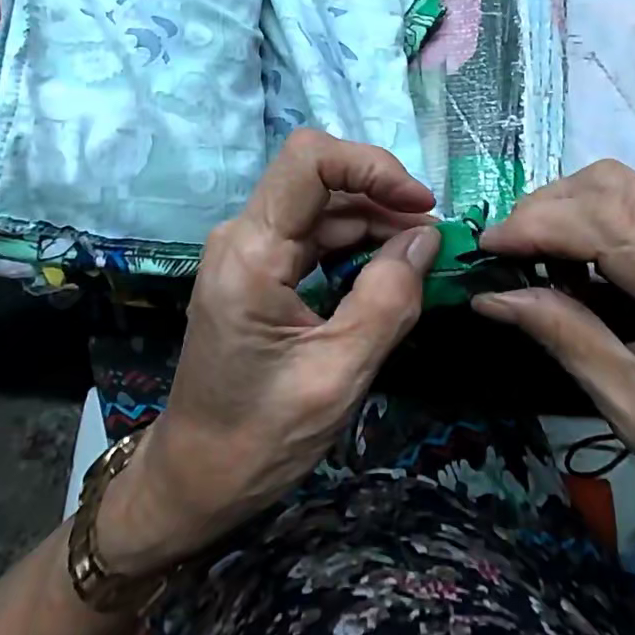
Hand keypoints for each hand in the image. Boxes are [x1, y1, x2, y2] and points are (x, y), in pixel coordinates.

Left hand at [97, 130, 440, 575]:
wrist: (198, 474)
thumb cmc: (262, 436)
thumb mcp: (339, 373)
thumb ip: (388, 300)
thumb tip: (426, 238)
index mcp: (251, 253)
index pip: (308, 160)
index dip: (371, 165)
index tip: (420, 204)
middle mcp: (242, 237)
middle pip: (317, 180)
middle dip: (382, 198)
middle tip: (436, 242)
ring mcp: (246, 252)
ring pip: (319, 208)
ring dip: (374, 223)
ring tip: (423, 258)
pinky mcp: (256, 271)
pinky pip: (311, 238)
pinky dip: (354, 246)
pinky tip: (388, 270)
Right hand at [471, 160, 634, 561]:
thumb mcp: (633, 413)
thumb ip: (565, 338)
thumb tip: (491, 295)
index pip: (617, 226)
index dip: (541, 222)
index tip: (487, 246)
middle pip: (618, 189)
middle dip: (545, 209)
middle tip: (507, 254)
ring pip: (628, 186)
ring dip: (567, 209)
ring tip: (539, 257)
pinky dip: (596, 220)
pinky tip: (584, 262)